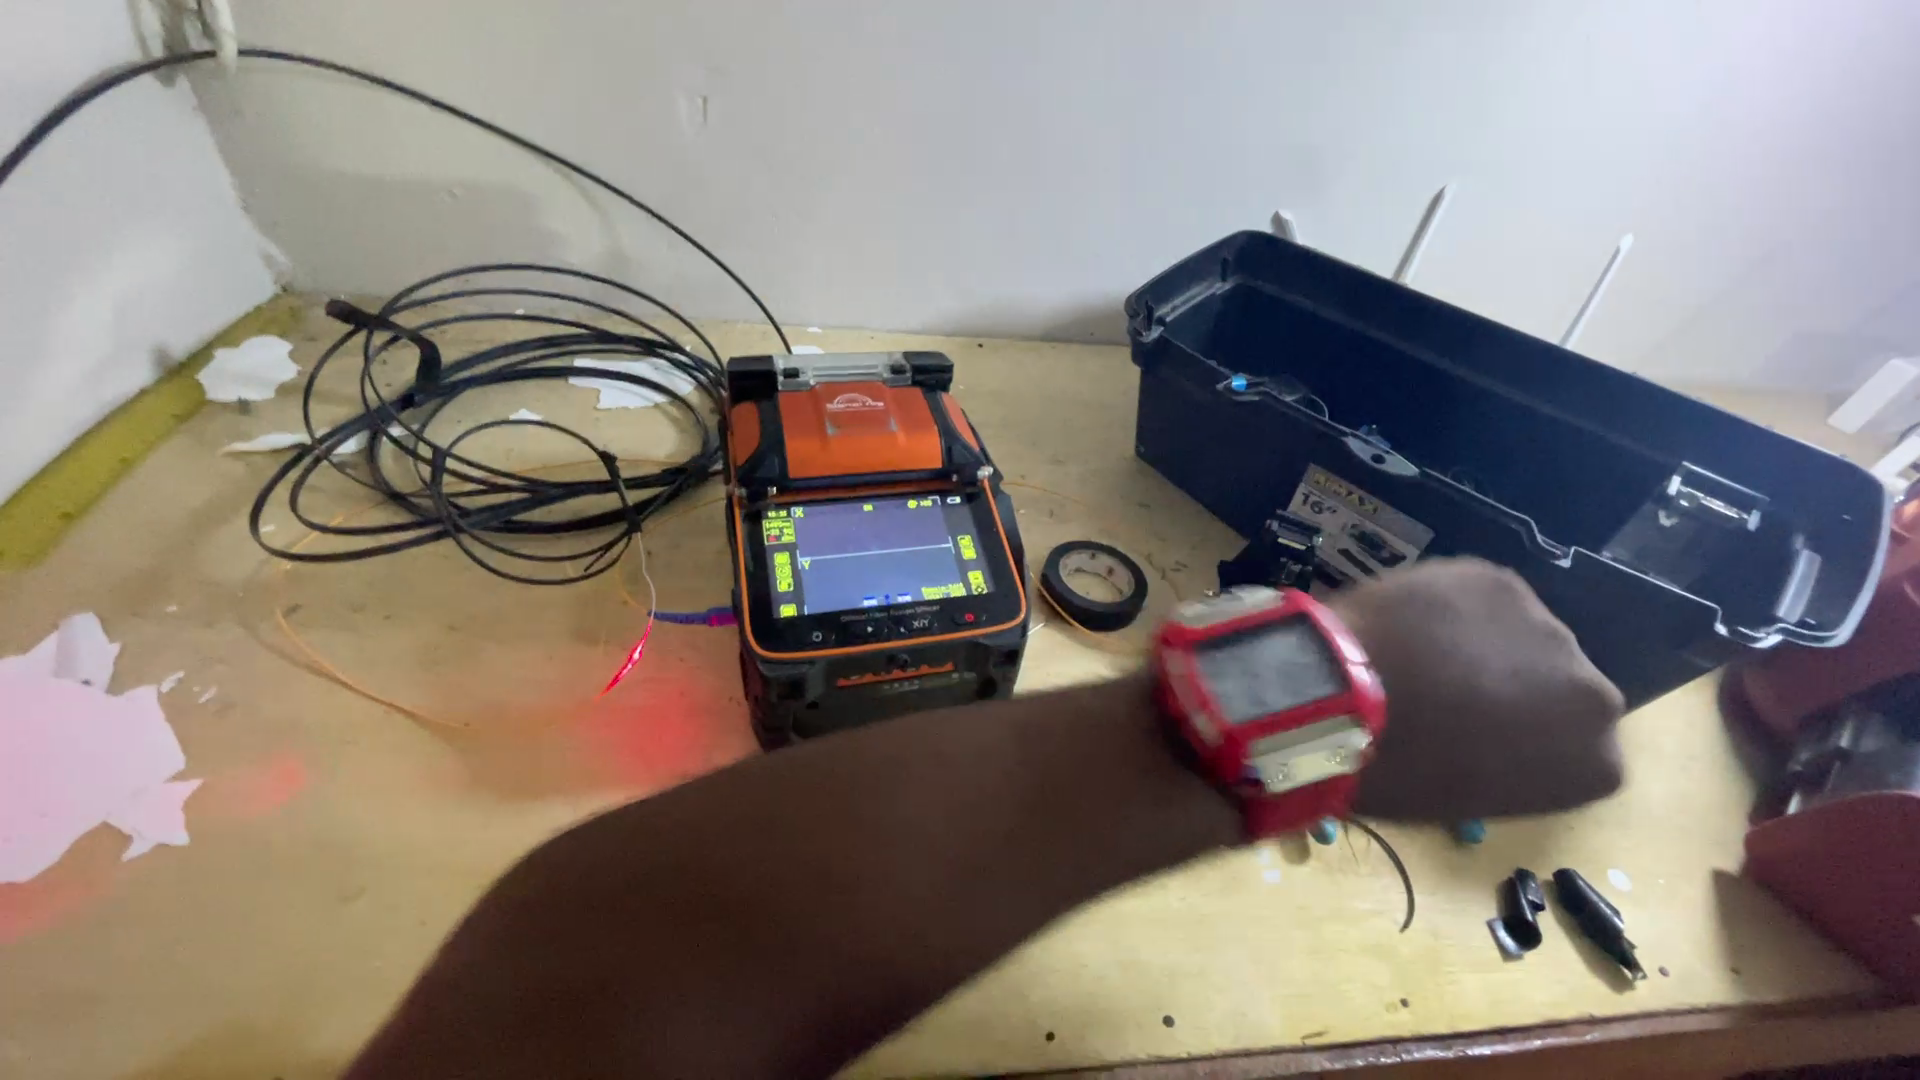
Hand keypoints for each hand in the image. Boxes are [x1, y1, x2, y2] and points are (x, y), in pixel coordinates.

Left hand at [1326, 557, 1625, 820]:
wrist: (1344, 697)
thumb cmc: (1397, 768)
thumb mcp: (1461, 799)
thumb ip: (1502, 767)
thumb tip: (1481, 742)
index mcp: (1598, 765)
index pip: (1574, 750)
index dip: (1521, 740)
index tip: (1478, 737)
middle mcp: (1595, 693)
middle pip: (1556, 685)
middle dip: (1515, 685)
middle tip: (1447, 691)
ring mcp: (1549, 626)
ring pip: (1518, 634)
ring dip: (1482, 641)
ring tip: (1420, 652)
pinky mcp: (1498, 579)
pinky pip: (1475, 594)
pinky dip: (1447, 604)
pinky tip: (1409, 619)